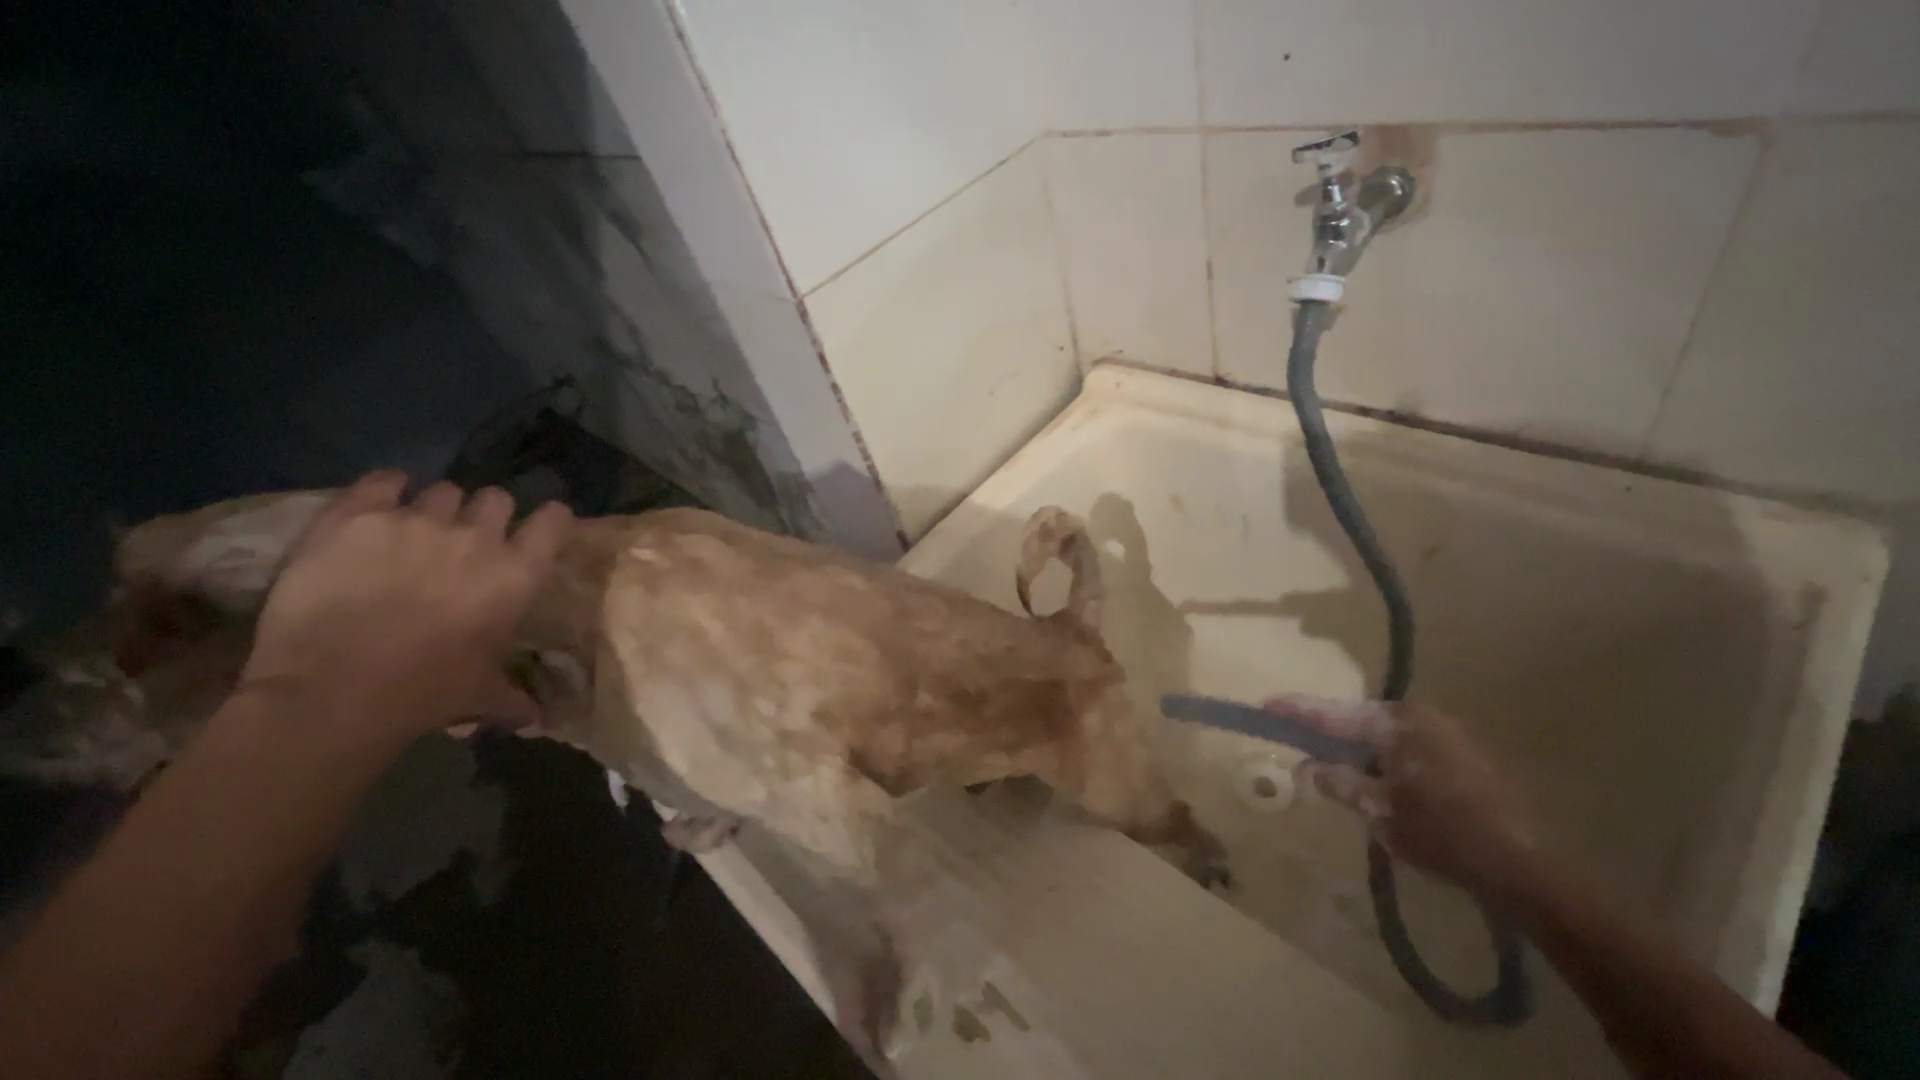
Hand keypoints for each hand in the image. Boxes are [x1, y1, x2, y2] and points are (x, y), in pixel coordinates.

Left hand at [239, 472, 571, 748]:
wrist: (332, 692)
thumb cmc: (423, 695)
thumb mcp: (480, 695)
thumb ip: (514, 698)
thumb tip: (538, 722)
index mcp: (516, 576)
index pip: (553, 522)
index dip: (549, 520)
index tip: (539, 527)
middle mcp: (475, 537)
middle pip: (496, 497)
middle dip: (485, 514)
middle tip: (464, 539)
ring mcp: (416, 520)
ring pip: (442, 490)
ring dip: (435, 508)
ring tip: (413, 530)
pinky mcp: (358, 514)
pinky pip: (384, 480)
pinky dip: (386, 488)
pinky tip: (378, 504)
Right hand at [1266, 696, 1539, 893]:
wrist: (1521, 864)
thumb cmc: (1442, 834)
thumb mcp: (1380, 813)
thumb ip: (1343, 784)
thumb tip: (1311, 767)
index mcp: (1399, 723)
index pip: (1336, 714)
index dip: (1300, 712)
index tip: (1267, 704)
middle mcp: (1423, 717)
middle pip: (1361, 720)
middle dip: (1331, 730)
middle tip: (1298, 737)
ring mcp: (1447, 734)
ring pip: (1386, 735)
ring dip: (1359, 748)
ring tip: (1330, 762)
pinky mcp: (1462, 757)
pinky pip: (1406, 748)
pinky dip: (1384, 759)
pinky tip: (1372, 779)